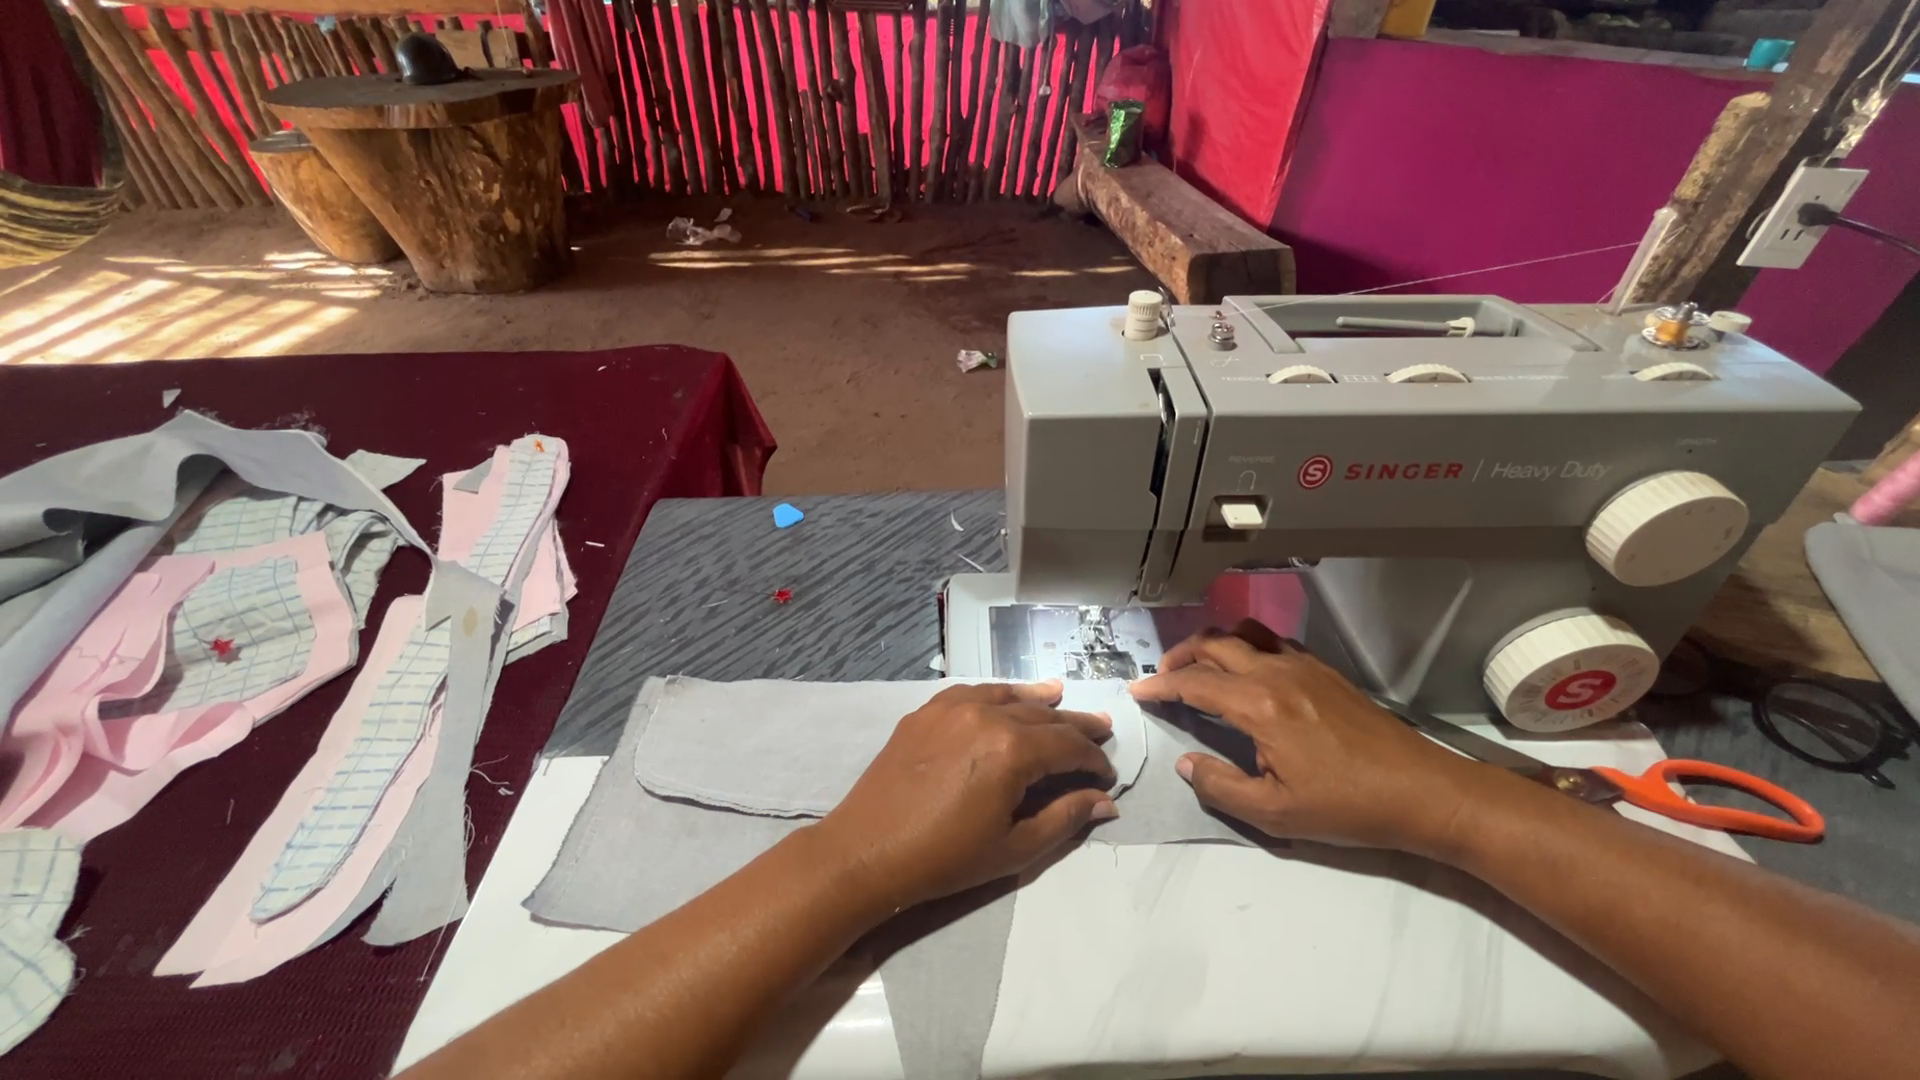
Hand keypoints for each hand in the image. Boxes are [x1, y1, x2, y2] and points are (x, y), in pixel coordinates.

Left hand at [816, 681, 1117, 911]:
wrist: (867, 850)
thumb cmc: (945, 858)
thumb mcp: (1014, 848)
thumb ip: (1065, 817)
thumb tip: (1104, 800)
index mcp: (1013, 750)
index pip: (1068, 746)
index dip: (1093, 761)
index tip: (1107, 776)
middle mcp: (986, 715)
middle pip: (1043, 715)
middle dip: (1076, 726)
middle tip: (1102, 730)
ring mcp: (952, 707)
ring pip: (1008, 696)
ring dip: (1039, 700)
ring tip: (1062, 696)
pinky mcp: (926, 710)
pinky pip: (972, 692)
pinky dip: (998, 694)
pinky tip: (1009, 697)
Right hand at [1130, 621, 1494, 857]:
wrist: (1423, 791)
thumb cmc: (1347, 807)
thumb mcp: (1275, 813)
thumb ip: (1220, 786)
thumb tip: (1186, 763)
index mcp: (1258, 705)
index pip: (1194, 683)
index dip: (1160, 685)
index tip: (1138, 690)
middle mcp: (1276, 673)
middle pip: (1214, 644)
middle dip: (1179, 655)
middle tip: (1161, 676)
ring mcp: (1303, 666)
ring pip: (1244, 634)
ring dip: (1212, 644)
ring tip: (1198, 666)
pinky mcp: (1324, 670)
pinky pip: (1273, 642)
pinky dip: (1246, 647)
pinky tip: (1248, 673)